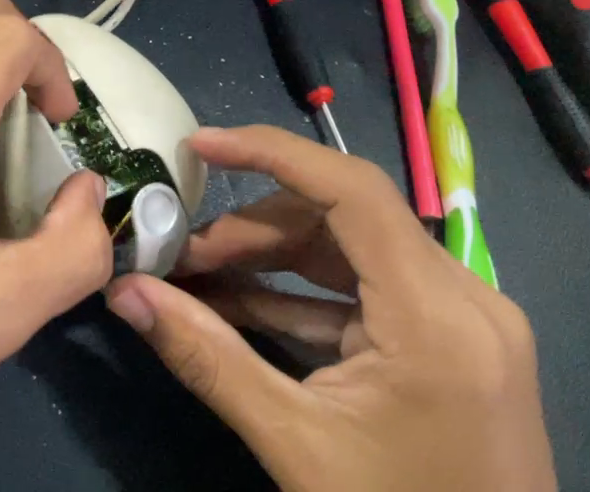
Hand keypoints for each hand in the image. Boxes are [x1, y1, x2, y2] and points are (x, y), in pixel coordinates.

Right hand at [103, 125, 554, 491]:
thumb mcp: (294, 443)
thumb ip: (206, 358)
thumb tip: (123, 291)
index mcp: (437, 317)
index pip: (352, 191)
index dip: (269, 152)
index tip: (197, 146)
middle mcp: (465, 299)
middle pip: (342, 218)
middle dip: (252, 227)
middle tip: (181, 254)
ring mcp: (464, 320)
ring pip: (350, 249)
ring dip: (270, 256)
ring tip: (199, 279)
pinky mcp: (452, 342)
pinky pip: (366, 291)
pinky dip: (300, 292)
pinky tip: (238, 306)